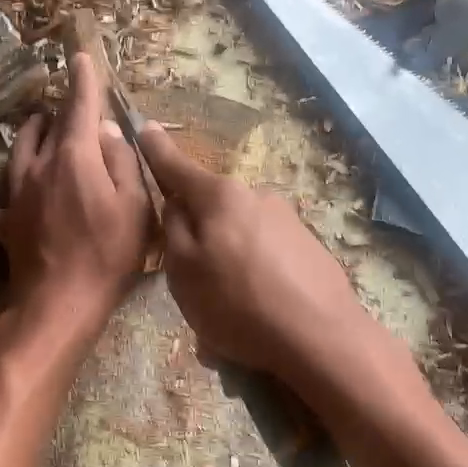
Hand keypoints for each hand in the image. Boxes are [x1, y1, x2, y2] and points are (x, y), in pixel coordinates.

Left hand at [0, 54, 151, 332]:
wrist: (60, 304)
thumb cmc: (108, 256)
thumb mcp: (136, 206)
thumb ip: (122, 161)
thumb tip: (107, 131)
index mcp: (74, 158)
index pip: (79, 106)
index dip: (84, 80)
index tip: (82, 58)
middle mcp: (38, 166)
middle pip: (47, 126)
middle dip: (61, 111)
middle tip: (75, 112)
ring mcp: (14, 194)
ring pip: (15, 150)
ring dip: (30, 134)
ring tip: (41, 130)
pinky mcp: (0, 223)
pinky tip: (0, 185)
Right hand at [139, 123, 374, 377]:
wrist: (323, 338)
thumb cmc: (239, 303)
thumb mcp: (183, 271)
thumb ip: (172, 230)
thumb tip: (175, 204)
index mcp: (220, 196)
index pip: (177, 167)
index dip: (155, 151)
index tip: (144, 127)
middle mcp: (255, 195)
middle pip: (211, 209)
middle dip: (199, 238)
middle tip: (193, 285)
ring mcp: (287, 219)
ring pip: (239, 238)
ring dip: (228, 266)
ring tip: (227, 316)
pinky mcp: (309, 246)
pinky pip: (265, 259)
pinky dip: (254, 280)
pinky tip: (258, 317)